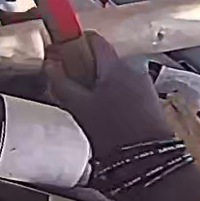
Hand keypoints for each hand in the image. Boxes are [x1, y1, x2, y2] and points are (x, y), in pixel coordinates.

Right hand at [41, 34, 172, 163]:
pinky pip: (124, 88)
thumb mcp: (78, 105)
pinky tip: (100, 110)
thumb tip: (49, 63)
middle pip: (102, 58)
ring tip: (81, 99)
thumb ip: (61, 82)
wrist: (150, 161)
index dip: (74, 40)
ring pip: (113, 74)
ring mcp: (144, 86)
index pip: (93, 39)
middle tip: (65, 80)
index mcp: (115, 66)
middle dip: (83, 65)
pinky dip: (109, 93)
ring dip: (96, 81)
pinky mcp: (149, 102)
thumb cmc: (111, 129)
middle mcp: (133, 70)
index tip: (59, 50)